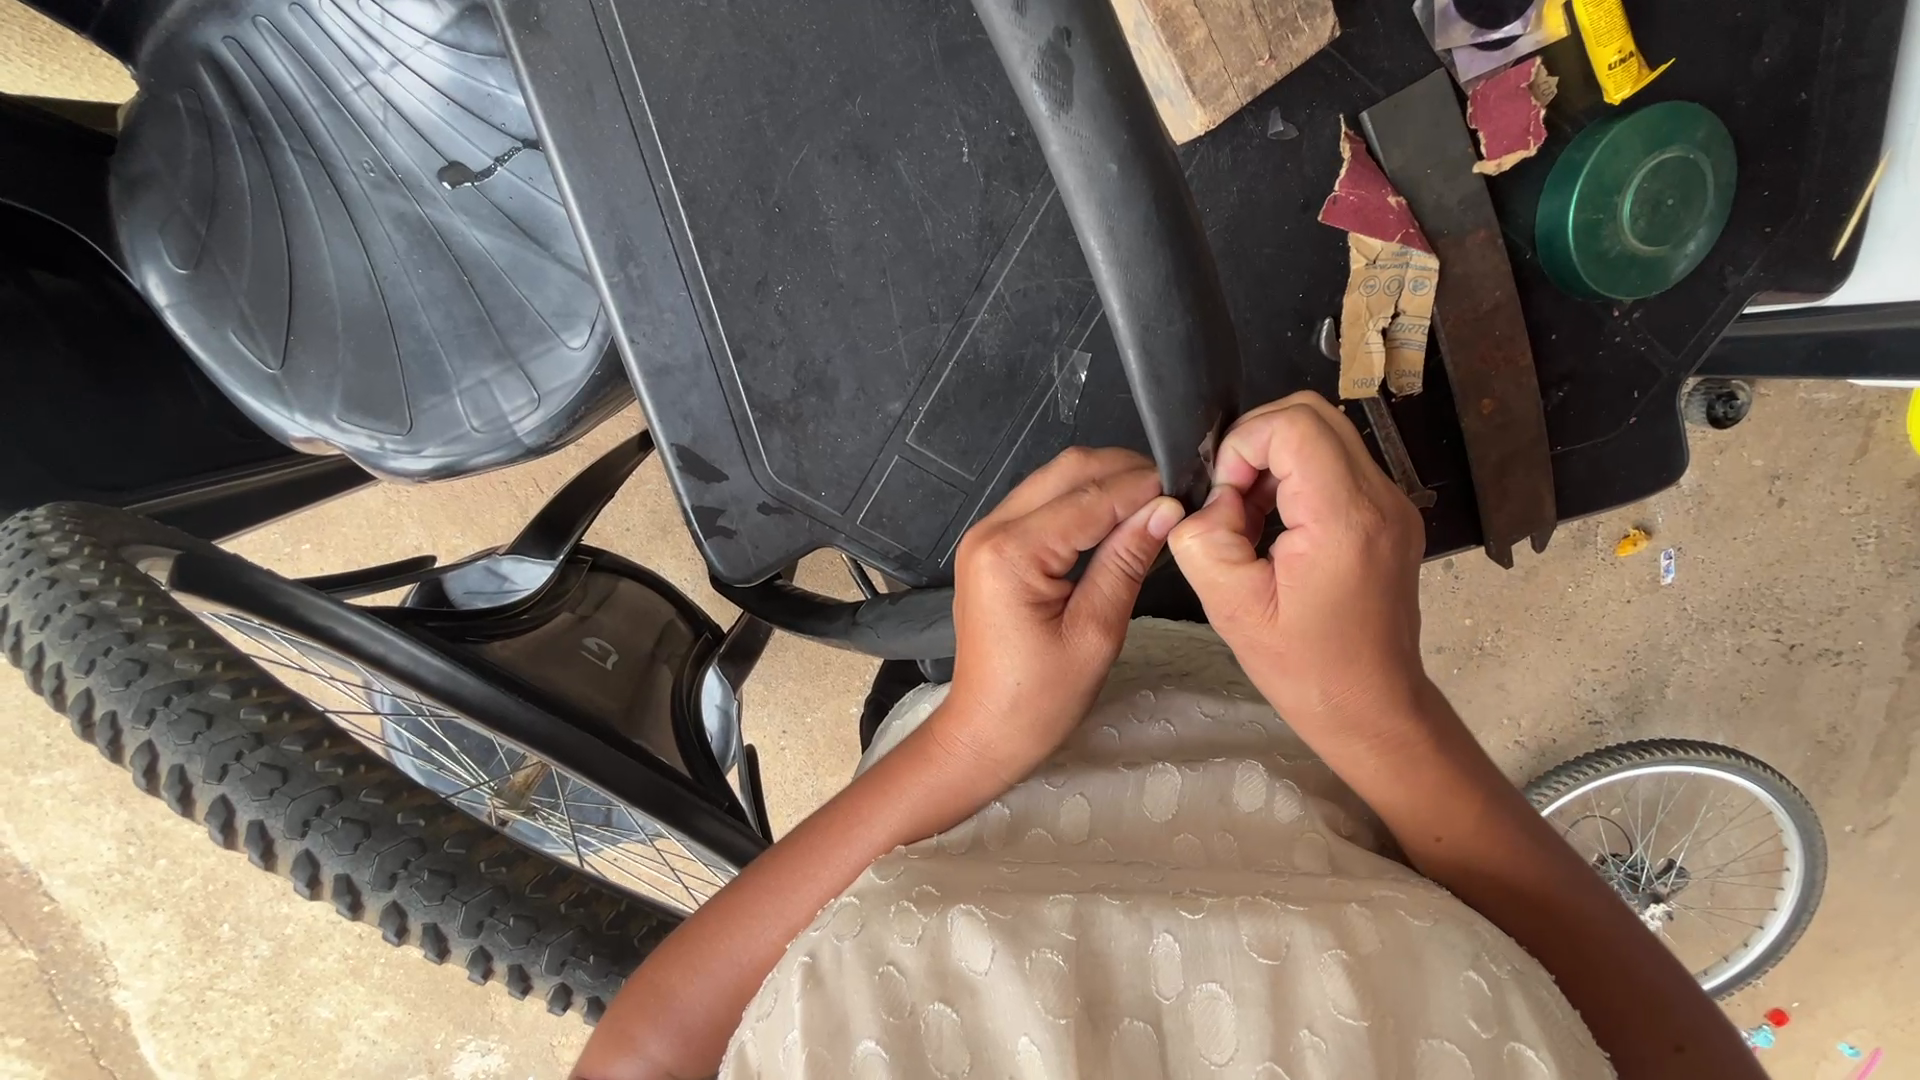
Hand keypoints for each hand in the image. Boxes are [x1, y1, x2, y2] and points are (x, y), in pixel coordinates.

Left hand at [934, 447, 1185, 784]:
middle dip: (1124, 473)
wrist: (985, 729)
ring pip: (1054, 479)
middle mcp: (991, 529)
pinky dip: (1081, 501)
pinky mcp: (990, 545)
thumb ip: (1127, 562)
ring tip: (1153, 504)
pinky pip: (1041, 502)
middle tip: (1174, 494)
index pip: (1091, 497)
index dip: (1144, 488)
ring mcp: (985, 533)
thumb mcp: (1095, 633)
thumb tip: (1167, 509)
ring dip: (1104, 482)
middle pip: (1067, 470)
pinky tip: (1116, 517)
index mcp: (1013, 552)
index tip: (1189, 491)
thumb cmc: (1040, 699)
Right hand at [1168, 392, 1427, 732]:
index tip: (1223, 496)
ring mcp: (1391, 504)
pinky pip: (1335, 464)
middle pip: (1312, 413)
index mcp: (1344, 519)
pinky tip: (1274, 525)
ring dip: (1273, 460)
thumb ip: (1203, 536)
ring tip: (1248, 516)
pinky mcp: (1388, 515)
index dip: (1242, 444)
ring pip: (1324, 433)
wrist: (1370, 706)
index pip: (1294, 425)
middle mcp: (1380, 498)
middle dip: (1255, 442)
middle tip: (1230, 497)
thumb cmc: (1303, 667)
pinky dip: (1294, 477)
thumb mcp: (1230, 605)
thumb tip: (1212, 500)